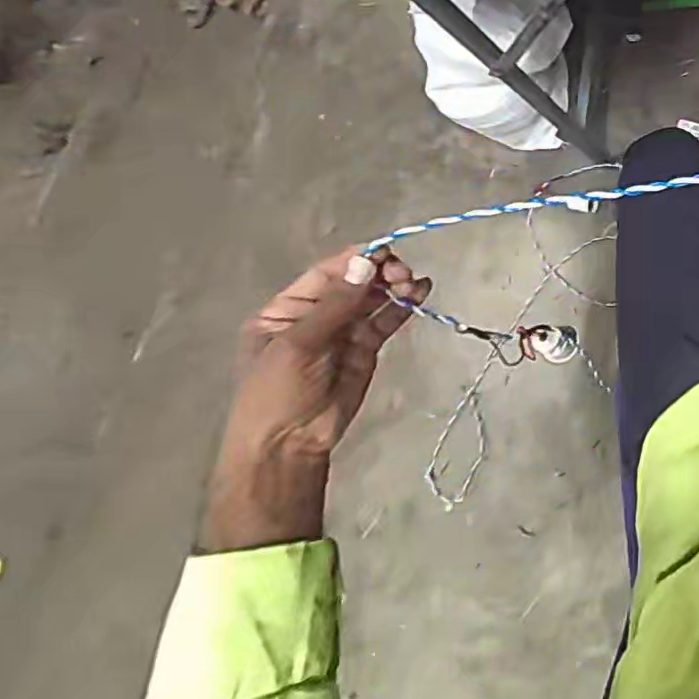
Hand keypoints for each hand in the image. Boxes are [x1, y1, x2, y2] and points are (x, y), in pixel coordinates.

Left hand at [199, 247, 428, 552]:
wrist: (287, 446)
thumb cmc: (277, 393)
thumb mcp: (298, 344)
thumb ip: (336, 303)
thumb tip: (366, 261)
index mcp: (287, 309)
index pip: (327, 274)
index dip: (356, 260)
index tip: (386, 252)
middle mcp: (317, 315)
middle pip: (355, 282)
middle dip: (381, 273)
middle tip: (402, 274)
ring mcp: (343, 330)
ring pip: (374, 298)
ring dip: (395, 286)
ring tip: (413, 284)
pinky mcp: (366, 347)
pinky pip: (386, 319)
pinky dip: (404, 305)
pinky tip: (421, 292)